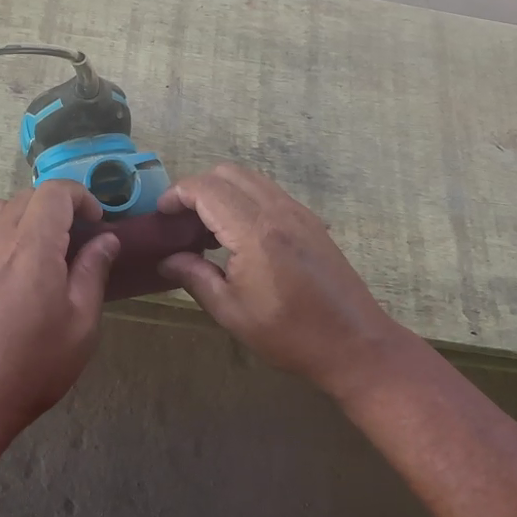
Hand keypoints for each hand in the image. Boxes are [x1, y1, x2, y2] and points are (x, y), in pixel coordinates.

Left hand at [0, 181, 120, 439]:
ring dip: (28, 212)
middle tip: (79, 237)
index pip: (55, 193)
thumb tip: (106, 239)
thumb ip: (92, 272)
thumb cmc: (32, 366)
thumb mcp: (80, 325)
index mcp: (32, 247)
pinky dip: (1, 224)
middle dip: (59, 205)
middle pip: (29, 196)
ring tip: (45, 244)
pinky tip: (11, 255)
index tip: (98, 222)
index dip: (82, 196)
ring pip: (1, 206)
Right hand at [157, 163, 407, 397]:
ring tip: (207, 225)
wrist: (354, 343)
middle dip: (197, 187)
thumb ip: (195, 277)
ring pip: (249, 177)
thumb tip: (166, 259)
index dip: (177, 195)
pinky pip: (268, 191)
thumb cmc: (289, 334)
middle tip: (181, 219)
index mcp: (253, 231)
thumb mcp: (232, 312)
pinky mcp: (310, 220)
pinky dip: (245, 197)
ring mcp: (297, 211)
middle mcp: (276, 210)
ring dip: (222, 190)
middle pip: (226, 173)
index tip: (161, 215)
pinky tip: (239, 232)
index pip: (206, 189)